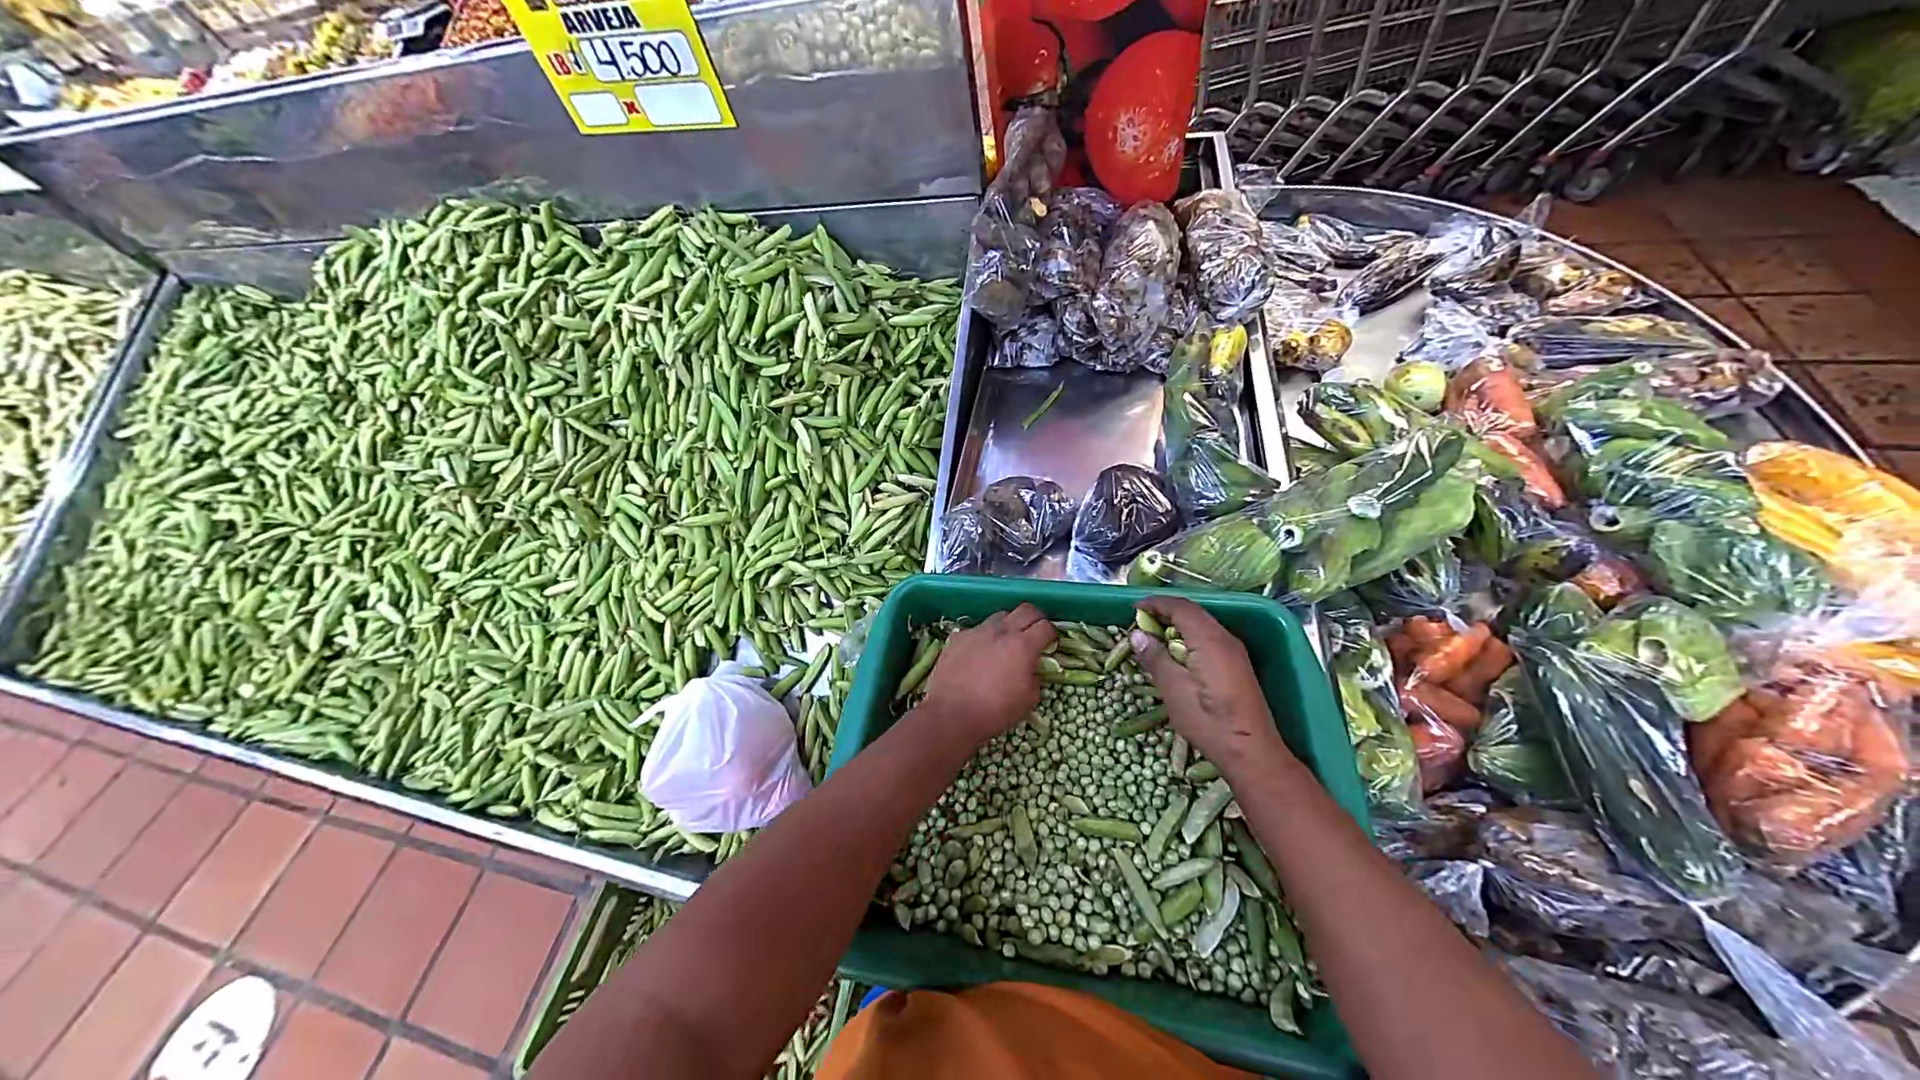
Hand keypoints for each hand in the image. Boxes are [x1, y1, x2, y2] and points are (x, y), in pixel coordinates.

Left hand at [919, 603, 1055, 744]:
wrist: (951, 713)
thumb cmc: (995, 710)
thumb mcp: (1028, 700)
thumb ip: (1034, 677)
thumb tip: (1031, 669)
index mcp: (1023, 645)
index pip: (1046, 626)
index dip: (1052, 634)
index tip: (1050, 643)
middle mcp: (1001, 631)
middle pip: (1026, 610)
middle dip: (1035, 619)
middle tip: (1034, 635)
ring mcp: (977, 631)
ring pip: (1000, 616)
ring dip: (1008, 626)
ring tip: (1005, 643)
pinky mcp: (958, 637)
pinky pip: (977, 630)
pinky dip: (984, 638)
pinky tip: (979, 654)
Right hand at [1130, 596, 1296, 781]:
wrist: (1252, 752)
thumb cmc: (1209, 722)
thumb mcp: (1174, 690)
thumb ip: (1156, 658)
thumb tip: (1138, 635)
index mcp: (1210, 640)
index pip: (1181, 607)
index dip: (1156, 603)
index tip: (1133, 608)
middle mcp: (1226, 638)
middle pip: (1193, 612)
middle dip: (1165, 611)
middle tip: (1139, 622)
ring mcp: (1235, 652)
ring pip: (1202, 624)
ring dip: (1177, 623)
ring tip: (1153, 636)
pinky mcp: (1237, 665)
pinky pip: (1209, 638)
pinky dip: (1189, 636)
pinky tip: (1176, 653)